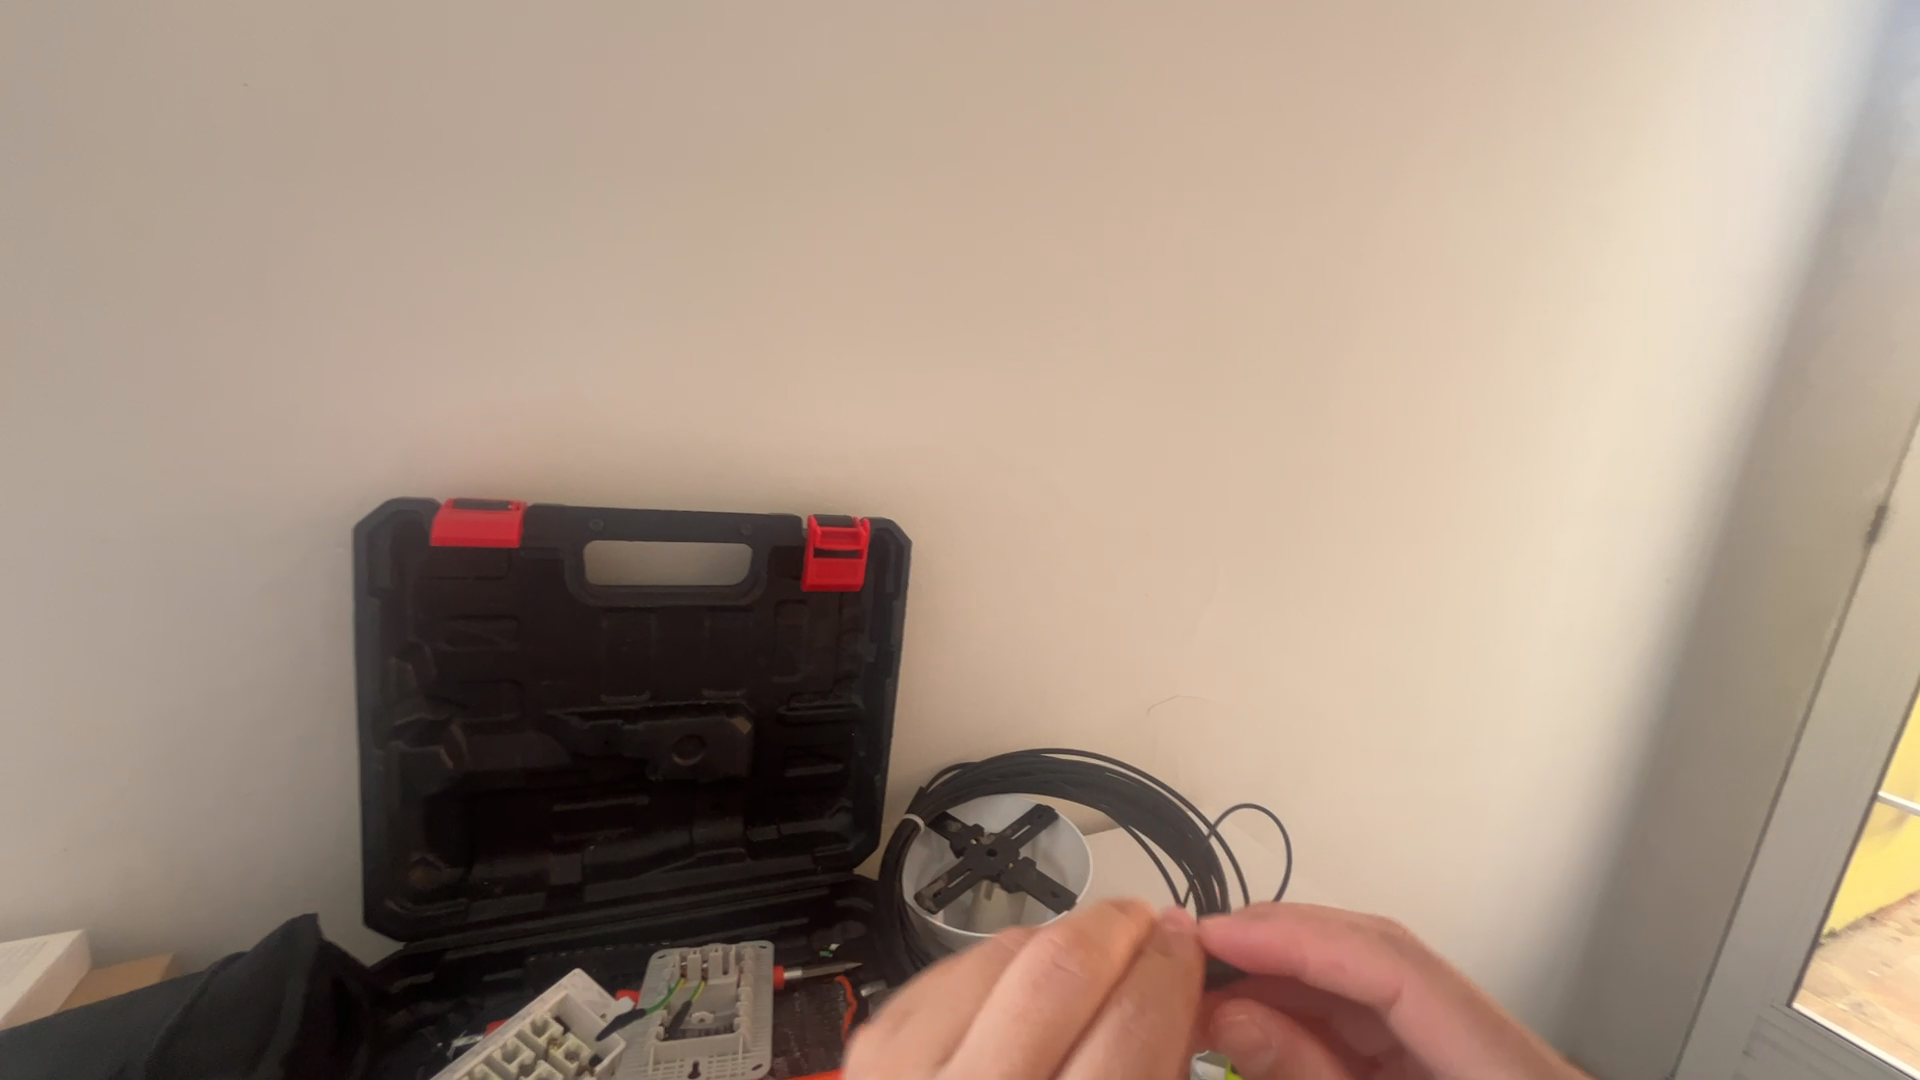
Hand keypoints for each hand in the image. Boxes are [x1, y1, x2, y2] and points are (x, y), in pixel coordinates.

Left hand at [846, 899, 1204, 1079]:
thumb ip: (1149, 1079)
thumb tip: (1172, 994)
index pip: (1132, 1030)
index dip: (1170, 972)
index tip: (1186, 946)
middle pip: (1060, 970)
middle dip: (1118, 929)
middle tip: (1149, 923)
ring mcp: (907, 1073)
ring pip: (1005, 952)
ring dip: (1063, 936)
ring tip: (1097, 945)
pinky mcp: (875, 1050)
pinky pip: (957, 966)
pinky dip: (1006, 958)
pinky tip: (1032, 973)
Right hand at [1197, 904, 1585, 1079]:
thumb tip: (1221, 1011)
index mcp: (1515, 1078)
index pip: (1401, 970)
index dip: (1302, 941)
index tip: (1214, 936)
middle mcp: (1497, 1049)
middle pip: (1378, 957)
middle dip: (1280, 947)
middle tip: (1197, 950)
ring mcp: (1467, 1055)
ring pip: (1360, 981)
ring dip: (1278, 976)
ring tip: (1208, 982)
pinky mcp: (1428, 1068)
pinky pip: (1356, 1020)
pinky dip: (1294, 1011)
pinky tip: (1244, 1013)